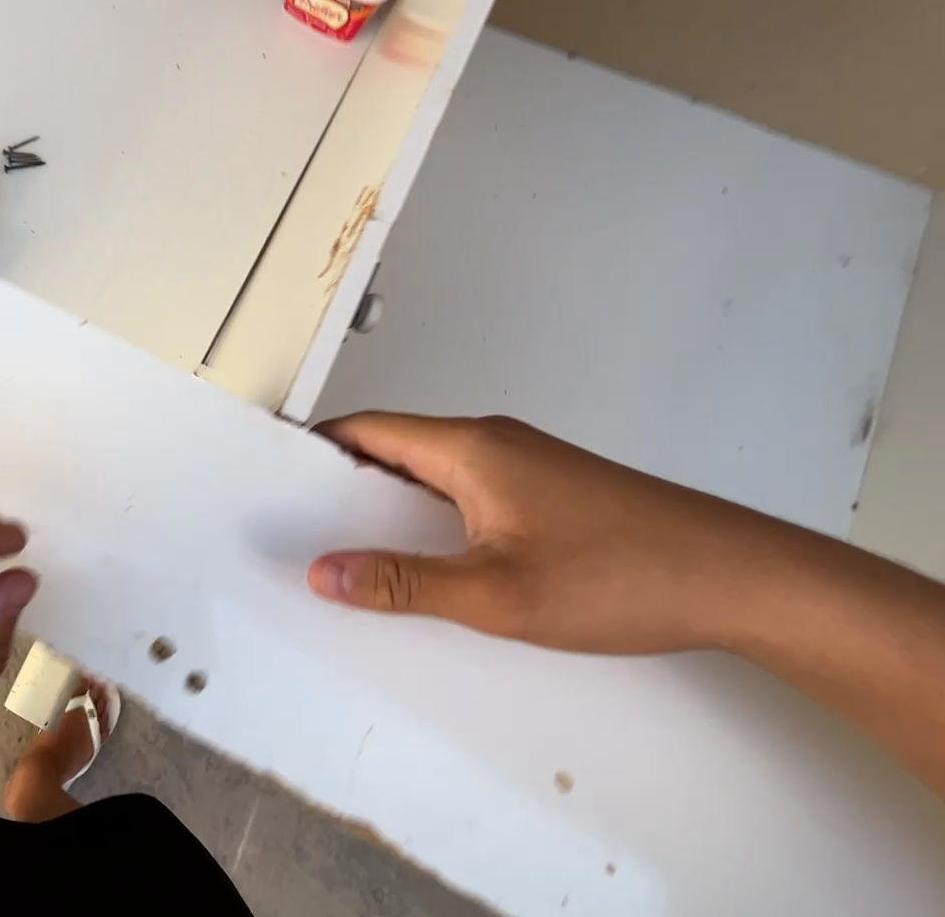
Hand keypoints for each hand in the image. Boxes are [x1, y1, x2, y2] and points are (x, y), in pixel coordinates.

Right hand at [307, 412, 808, 654]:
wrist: (750, 582)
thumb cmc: (620, 576)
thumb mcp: (496, 593)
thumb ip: (401, 583)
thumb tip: (320, 574)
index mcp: (467, 448)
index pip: (365, 429)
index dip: (313, 448)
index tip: (273, 475)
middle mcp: (489, 441)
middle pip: (392, 444)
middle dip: (341, 478)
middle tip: (301, 520)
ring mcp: (522, 461)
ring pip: (428, 467)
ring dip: (386, 497)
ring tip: (351, 542)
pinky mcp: (546, 486)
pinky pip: (462, 484)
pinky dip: (426, 508)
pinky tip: (426, 552)